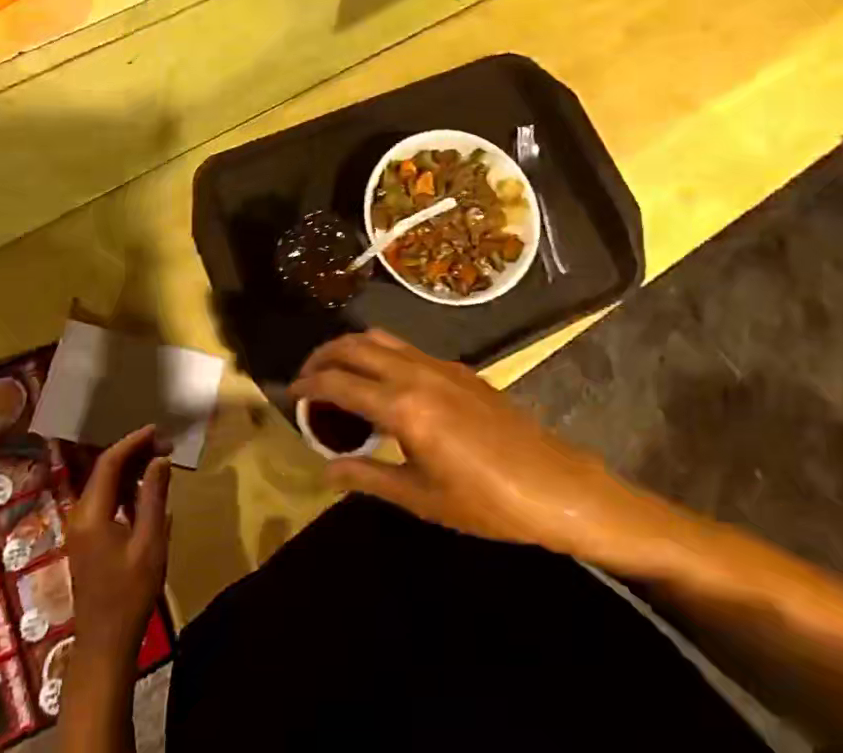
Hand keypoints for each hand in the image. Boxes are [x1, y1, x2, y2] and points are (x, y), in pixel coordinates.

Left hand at [64, 426, 170, 665]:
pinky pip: (106, 501)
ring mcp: (81, 528)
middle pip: (104, 471)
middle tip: (166, 444)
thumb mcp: (150, 542)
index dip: (133, 442)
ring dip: (131, 469)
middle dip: (134, 452)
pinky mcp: (87, 539)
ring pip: (105, 485)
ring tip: (162, 460)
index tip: (158, 429)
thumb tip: (159, 460)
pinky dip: (126, 488)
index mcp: (91, 513)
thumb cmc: (130, 592)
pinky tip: (148, 489)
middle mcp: (80, 515)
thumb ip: (153, 497)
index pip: (109, 463)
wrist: (105, 640)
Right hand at [291, 330, 674, 565]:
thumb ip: (367, 476)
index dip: (308, 385)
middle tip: (306, 379)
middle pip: (356, 345)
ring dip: (352, 350)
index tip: (289, 394)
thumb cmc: (486, 503)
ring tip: (337, 376)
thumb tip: (326, 469)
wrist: (554, 486)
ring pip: (383, 339)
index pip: (339, 383)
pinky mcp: (462, 370)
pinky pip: (408, 349)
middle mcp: (419, 374)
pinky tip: (382, 386)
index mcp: (404, 408)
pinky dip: (381, 355)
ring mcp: (443, 366)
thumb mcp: (420, 498)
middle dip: (323, 355)